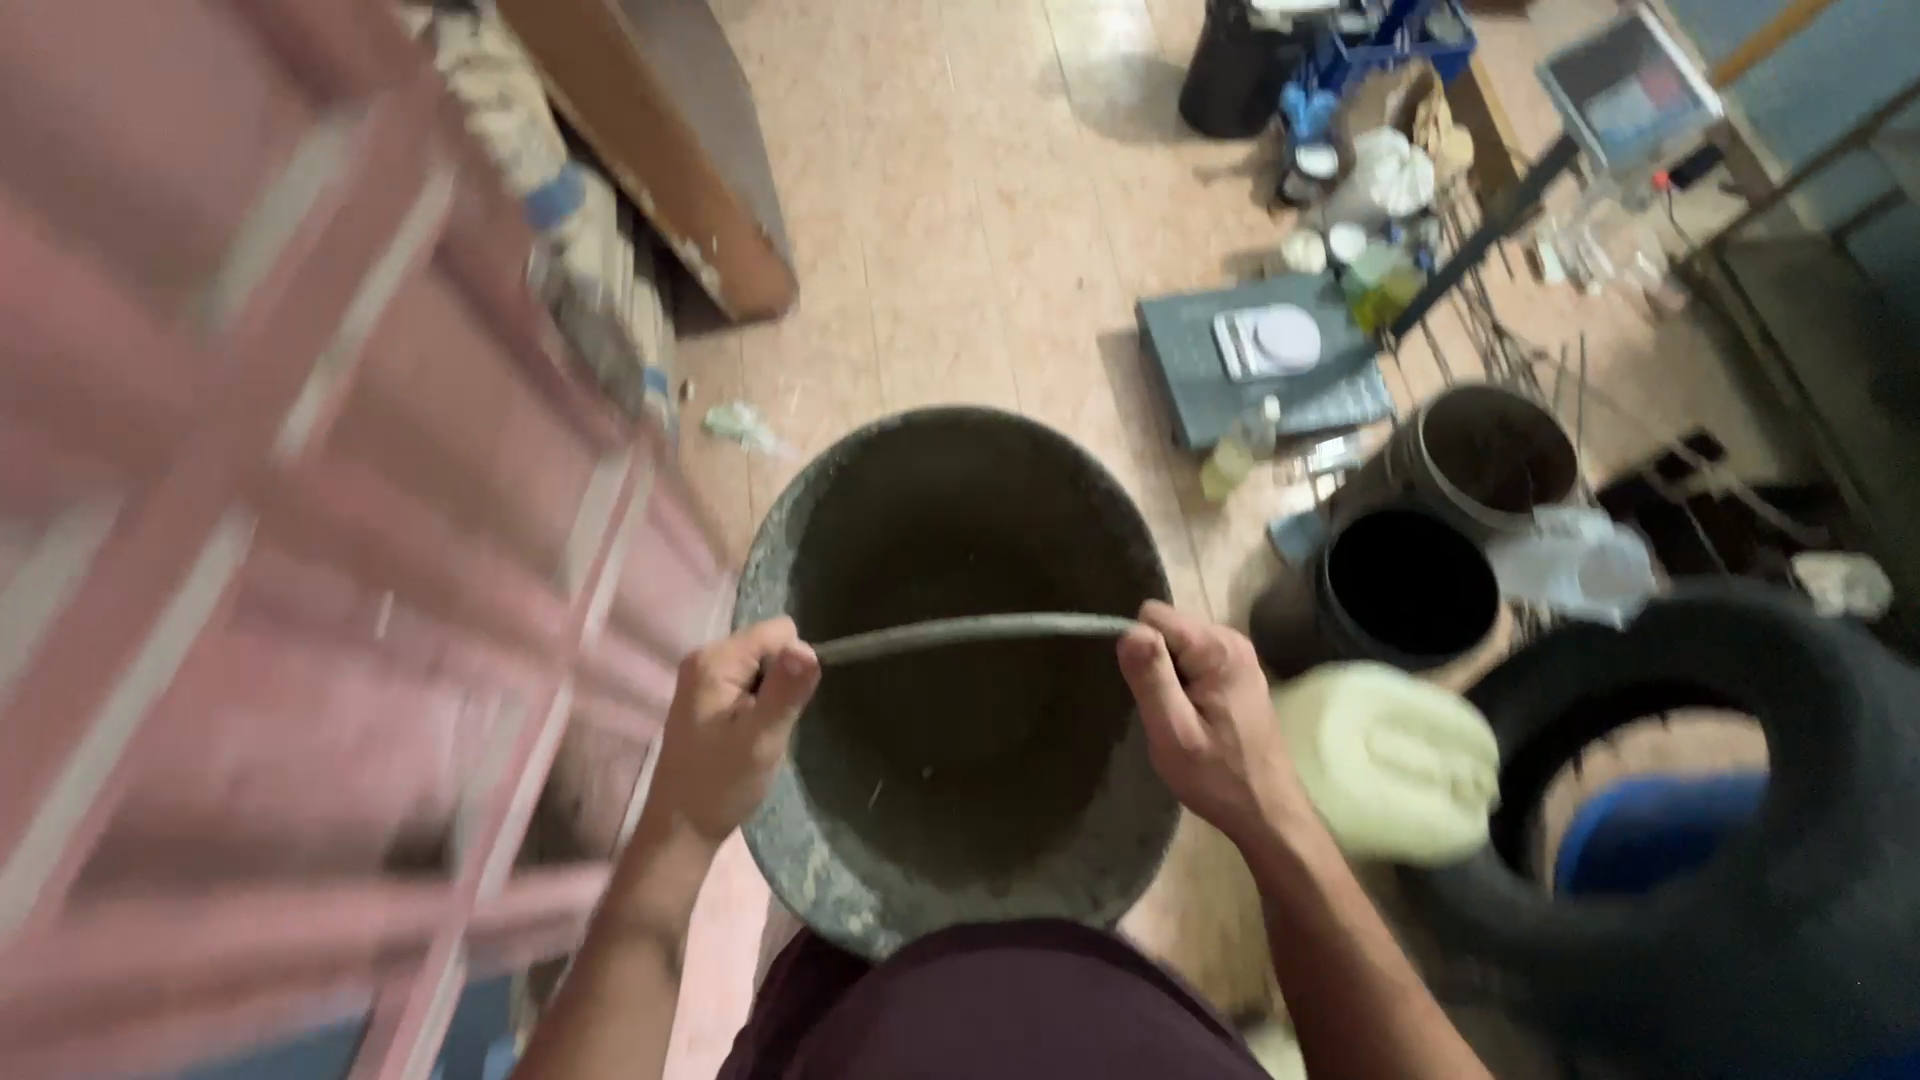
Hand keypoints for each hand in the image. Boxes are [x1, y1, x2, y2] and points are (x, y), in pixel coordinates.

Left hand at [650, 618, 820, 846]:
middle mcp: (705, 657)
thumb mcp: (761, 740)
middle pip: (771, 644)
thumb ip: (785, 691)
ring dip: (772, 695)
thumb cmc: (721, 785)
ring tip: (757, 732)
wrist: (682, 828)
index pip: (779, 632)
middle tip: (767, 725)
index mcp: (715, 660)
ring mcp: (704, 675)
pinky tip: (748, 733)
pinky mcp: (708, 694)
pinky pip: (752, 681)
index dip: (793, 667)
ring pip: (764, 664)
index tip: (781, 708)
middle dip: (782, 681)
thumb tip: (809, 648)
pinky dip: (760, 704)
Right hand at [1116, 601, 1317, 848]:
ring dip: (1167, 677)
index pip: (1152, 617)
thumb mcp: (1174, 732)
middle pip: (1165, 627)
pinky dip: (1182, 683)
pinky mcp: (1236, 670)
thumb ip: (1150, 678)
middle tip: (1166, 712)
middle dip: (1154, 666)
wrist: (1267, 812)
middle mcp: (1231, 639)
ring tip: (1179, 717)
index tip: (1149, 694)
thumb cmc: (1217, 777)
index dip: (1139, 652)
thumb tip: (1127, 630)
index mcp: (1217, 649)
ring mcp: (1237, 654)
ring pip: (1174, 643)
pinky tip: (1193, 716)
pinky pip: (1190, 658)